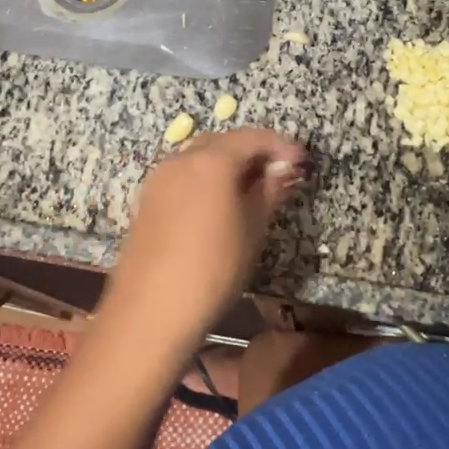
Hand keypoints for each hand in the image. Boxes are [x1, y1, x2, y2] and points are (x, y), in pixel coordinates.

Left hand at [101, 130, 305, 347]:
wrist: (149, 311)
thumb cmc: (213, 268)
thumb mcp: (252, 230)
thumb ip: (269, 191)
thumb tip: (282, 168)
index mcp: (212, 160)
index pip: (253, 137)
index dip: (280, 145)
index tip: (301, 160)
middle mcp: (181, 159)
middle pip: (223, 142)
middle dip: (251, 152)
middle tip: (277, 173)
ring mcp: (159, 178)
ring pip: (199, 158)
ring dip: (226, 165)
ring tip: (250, 191)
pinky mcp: (147, 200)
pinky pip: (183, 176)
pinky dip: (205, 179)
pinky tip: (218, 205)